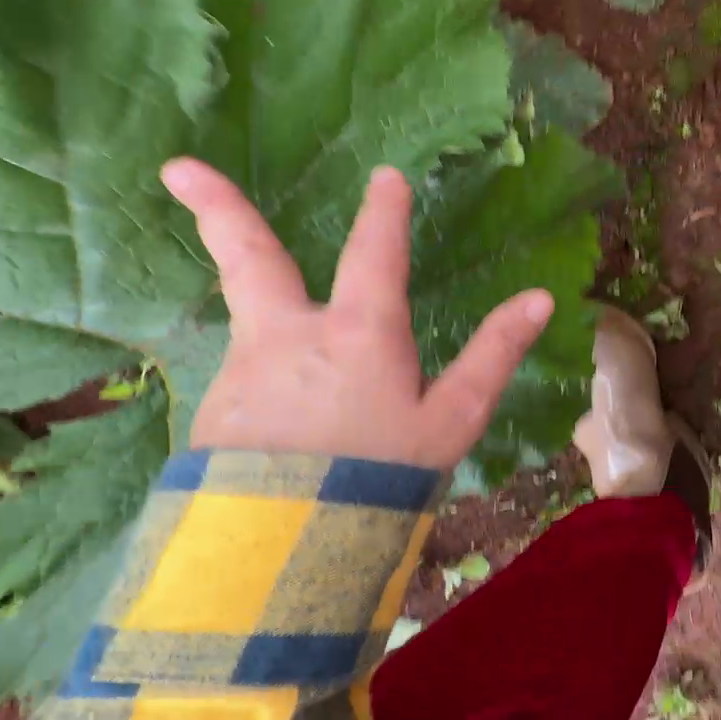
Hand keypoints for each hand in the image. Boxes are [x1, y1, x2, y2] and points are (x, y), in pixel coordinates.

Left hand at [162, 158, 554, 469]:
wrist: (280, 553)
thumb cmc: (381, 472)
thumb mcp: (454, 415)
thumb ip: (496, 352)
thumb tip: (541, 297)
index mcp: (357, 332)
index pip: (373, 254)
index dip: (383, 212)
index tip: (386, 176)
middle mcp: (288, 337)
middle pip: (250, 260)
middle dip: (220, 210)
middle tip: (179, 167)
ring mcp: (242, 372)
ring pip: (256, 323)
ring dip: (270, 310)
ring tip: (308, 362)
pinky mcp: (215, 412)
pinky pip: (253, 376)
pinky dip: (273, 377)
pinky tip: (290, 415)